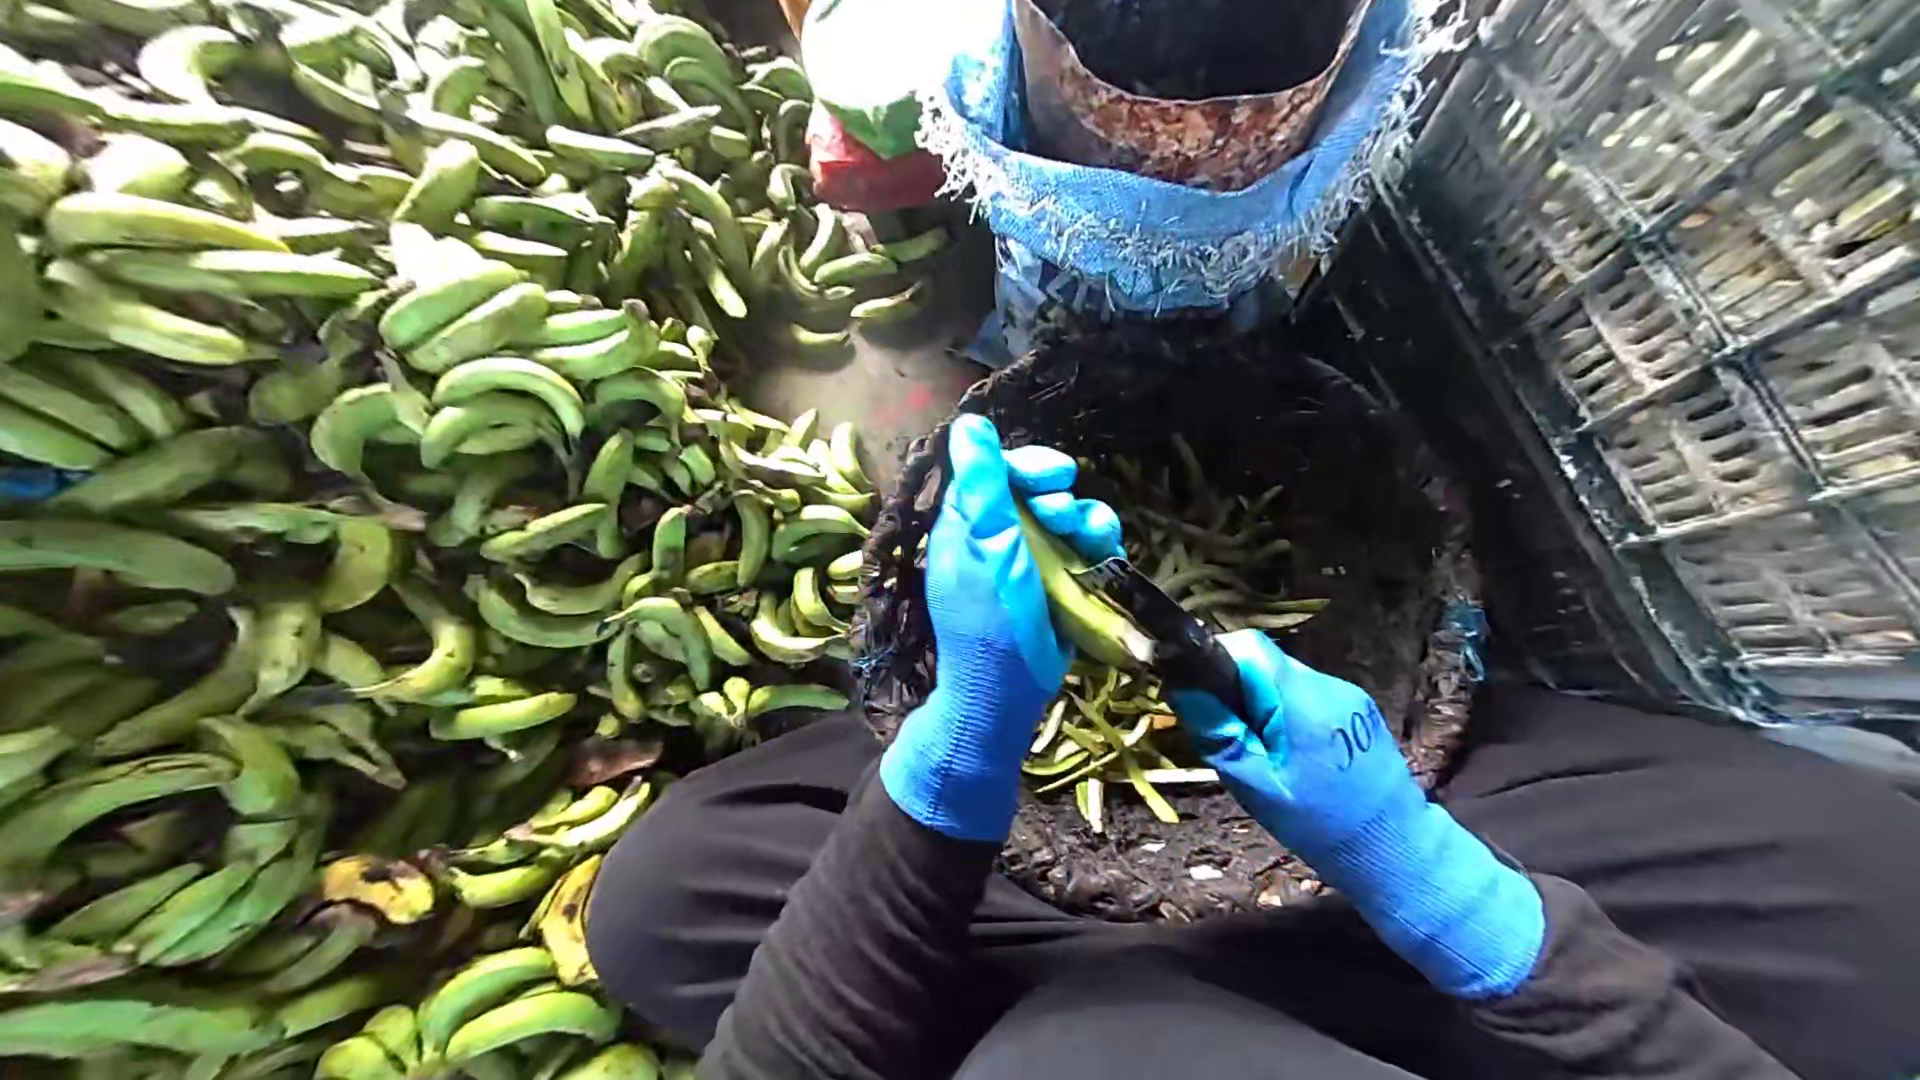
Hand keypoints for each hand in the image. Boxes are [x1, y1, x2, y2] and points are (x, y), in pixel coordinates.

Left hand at [879, 414, 1119, 841]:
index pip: (995, 474)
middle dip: (1056, 494)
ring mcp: (1028, 561)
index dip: (1025, 466)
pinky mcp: (1057, 583)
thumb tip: (968, 424)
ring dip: (1083, 518)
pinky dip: (1095, 545)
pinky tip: (1103, 551)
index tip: (1052, 474)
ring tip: (1088, 534)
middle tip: (1062, 511)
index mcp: (967, 525)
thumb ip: (983, 486)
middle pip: (1032, 492)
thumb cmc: (990, 618)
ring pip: (1064, 519)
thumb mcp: (987, 546)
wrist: (1006, 692)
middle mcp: (996, 537)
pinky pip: (1080, 550)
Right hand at [1169, 632, 1544, 998]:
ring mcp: (1345, 692)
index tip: (1204, 696)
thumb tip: (1179, 683)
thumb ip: (1217, 731)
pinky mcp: (1355, 704)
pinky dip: (1283, 706)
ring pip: (1279, 674)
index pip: (1247, 647)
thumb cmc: (1316, 824)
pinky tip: (1291, 746)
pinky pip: (1301, 689)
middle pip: (1262, 658)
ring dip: (1258, 697)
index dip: (1217, 661)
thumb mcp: (1253, 784)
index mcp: (1300, 701)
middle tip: (1231, 730)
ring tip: (1261, 744)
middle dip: (1235, 685)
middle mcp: (1326, 684)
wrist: (1397, 852)